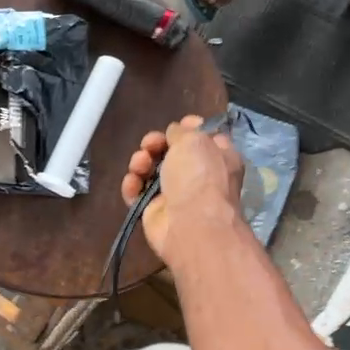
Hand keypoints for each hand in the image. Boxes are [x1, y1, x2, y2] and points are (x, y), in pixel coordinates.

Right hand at [121, 116, 244, 257]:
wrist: (192, 224)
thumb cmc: (199, 177)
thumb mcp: (195, 141)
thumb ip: (181, 132)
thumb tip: (175, 132)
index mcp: (217, 157)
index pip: (204, 137)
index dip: (189, 128)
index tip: (178, 124)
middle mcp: (198, 175)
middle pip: (171, 152)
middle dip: (156, 145)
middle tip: (150, 144)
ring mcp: (175, 194)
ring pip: (150, 170)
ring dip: (141, 163)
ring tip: (140, 164)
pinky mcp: (154, 211)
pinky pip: (137, 193)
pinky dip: (132, 185)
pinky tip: (132, 182)